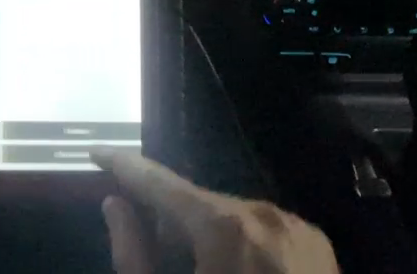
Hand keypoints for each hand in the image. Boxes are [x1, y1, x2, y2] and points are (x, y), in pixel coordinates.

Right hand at [93, 149, 338, 273]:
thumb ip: (133, 256)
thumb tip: (116, 205)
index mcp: (223, 226)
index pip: (159, 180)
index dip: (122, 165)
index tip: (96, 154)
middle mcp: (262, 212)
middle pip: (196, 200)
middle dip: (169, 215)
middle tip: (152, 245)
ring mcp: (297, 227)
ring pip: (231, 213)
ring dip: (206, 230)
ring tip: (196, 265)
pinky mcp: (320, 245)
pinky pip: (265, 229)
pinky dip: (242, 242)